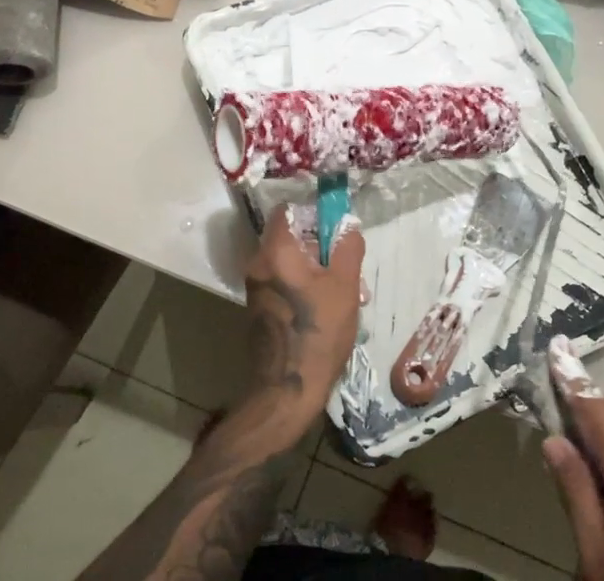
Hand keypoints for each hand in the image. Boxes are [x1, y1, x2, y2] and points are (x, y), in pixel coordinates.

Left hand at [243, 205, 365, 417]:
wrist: (287, 390)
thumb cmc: (319, 333)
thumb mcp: (344, 287)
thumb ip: (347, 249)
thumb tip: (348, 227)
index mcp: (275, 253)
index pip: (286, 212)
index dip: (311, 213)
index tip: (334, 227)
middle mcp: (258, 265)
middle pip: (290, 239)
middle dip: (320, 248)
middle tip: (348, 269)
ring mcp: (255, 289)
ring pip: (288, 264)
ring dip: (315, 271)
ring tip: (345, 295)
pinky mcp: (258, 309)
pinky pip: (282, 284)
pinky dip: (302, 288)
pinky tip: (327, 311)